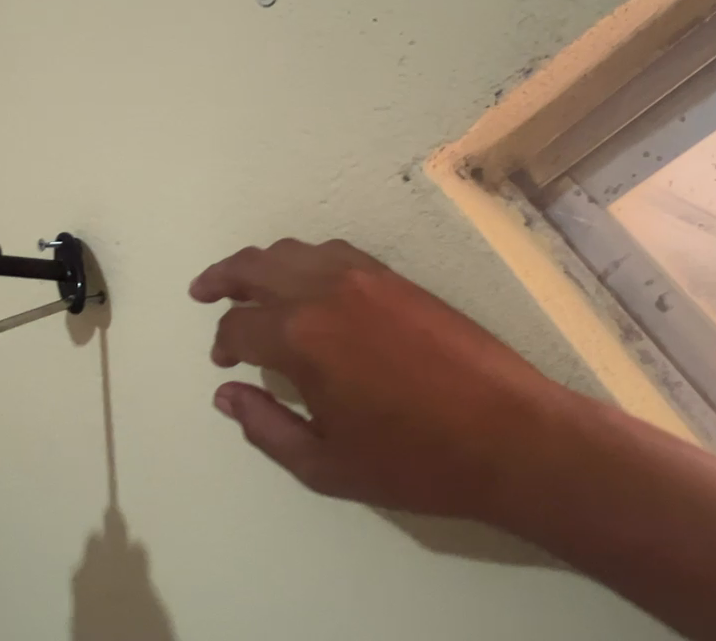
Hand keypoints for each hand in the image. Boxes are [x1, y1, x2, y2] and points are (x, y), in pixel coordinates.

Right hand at [191, 239, 588, 523]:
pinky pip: (333, 251)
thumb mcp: (326, 464)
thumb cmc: (414, 460)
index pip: (238, 325)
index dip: (223, 344)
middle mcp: (321, 291)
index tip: (225, 363)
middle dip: (221, 279)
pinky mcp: (393, 276)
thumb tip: (226, 393)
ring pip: (291, 251)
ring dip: (260, 265)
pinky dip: (305, 260)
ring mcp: (361, 276)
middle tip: (203, 292)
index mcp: (299, 337)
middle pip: (253, 267)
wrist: (512, 437)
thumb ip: (265, 426)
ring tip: (248, 284)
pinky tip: (306, 282)